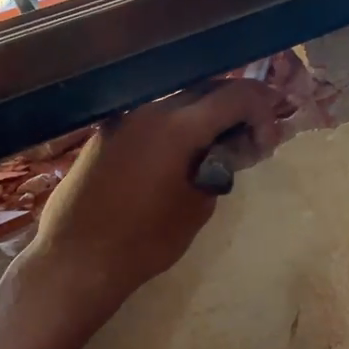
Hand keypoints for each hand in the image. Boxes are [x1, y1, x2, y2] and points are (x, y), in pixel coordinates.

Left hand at [6, 78, 286, 348]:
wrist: (76, 260)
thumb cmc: (145, 240)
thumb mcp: (198, 205)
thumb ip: (221, 165)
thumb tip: (232, 148)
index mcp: (178, 125)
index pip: (235, 95)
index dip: (263, 109)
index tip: (273, 135)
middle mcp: (150, 109)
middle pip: (207, 89)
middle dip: (238, 106)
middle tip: (257, 134)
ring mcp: (124, 118)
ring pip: (178, 101)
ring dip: (207, 115)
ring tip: (223, 144)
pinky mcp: (107, 133)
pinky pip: (152, 117)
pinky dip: (178, 126)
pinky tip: (185, 153)